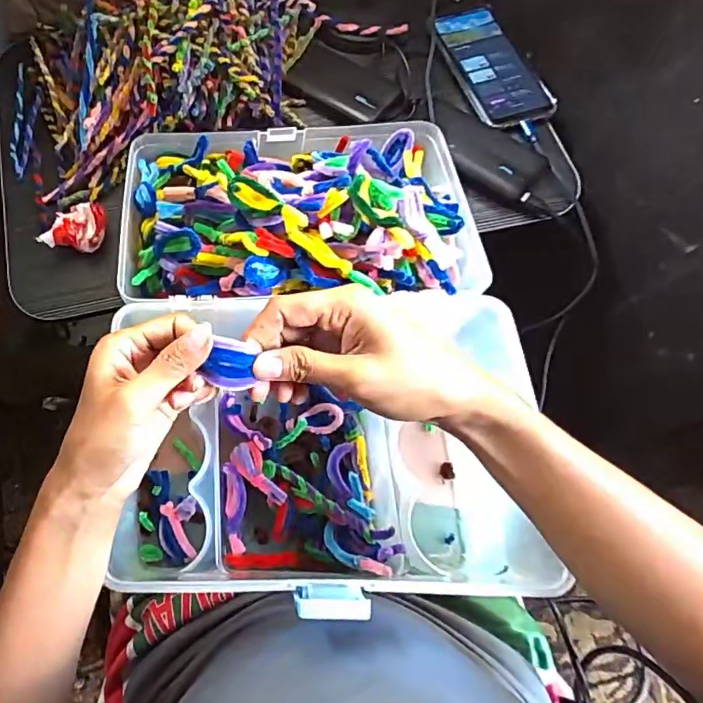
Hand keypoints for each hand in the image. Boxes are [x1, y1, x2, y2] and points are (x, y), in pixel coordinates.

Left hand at [41, 315, 214, 512]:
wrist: (94, 484)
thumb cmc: (99, 442)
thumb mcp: (136, 399)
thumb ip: (172, 365)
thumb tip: (203, 335)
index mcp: (122, 347)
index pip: (169, 325)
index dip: (193, 337)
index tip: (211, 356)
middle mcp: (138, 358)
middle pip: (183, 342)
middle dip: (198, 360)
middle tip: (200, 381)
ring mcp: (153, 380)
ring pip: (191, 364)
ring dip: (197, 378)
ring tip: (187, 398)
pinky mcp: (164, 400)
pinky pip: (190, 384)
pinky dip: (196, 391)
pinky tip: (190, 403)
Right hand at [240, 286, 506, 422]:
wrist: (459, 398)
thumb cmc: (414, 381)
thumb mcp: (354, 376)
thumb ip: (304, 367)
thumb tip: (257, 366)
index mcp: (342, 303)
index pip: (283, 310)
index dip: (258, 337)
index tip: (244, 369)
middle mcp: (339, 310)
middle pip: (286, 327)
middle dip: (269, 359)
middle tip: (260, 394)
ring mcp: (343, 329)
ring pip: (296, 344)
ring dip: (283, 370)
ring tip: (284, 399)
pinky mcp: (348, 347)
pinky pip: (312, 356)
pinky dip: (300, 375)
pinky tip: (299, 395)